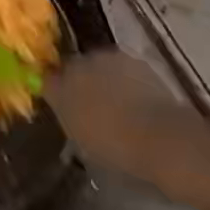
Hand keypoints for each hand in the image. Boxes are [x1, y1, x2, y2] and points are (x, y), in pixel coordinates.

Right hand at [43, 50, 206, 188]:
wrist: (160, 137)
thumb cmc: (118, 151)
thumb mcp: (84, 144)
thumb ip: (72, 121)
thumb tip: (72, 113)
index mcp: (58, 90)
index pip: (48, 82)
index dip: (57, 91)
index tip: (64, 103)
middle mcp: (75, 67)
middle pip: (73, 69)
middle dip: (80, 82)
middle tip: (92, 103)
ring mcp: (103, 58)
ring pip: (97, 64)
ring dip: (102, 77)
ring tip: (118, 100)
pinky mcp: (130, 57)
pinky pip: (119, 65)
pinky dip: (123, 76)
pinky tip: (136, 96)